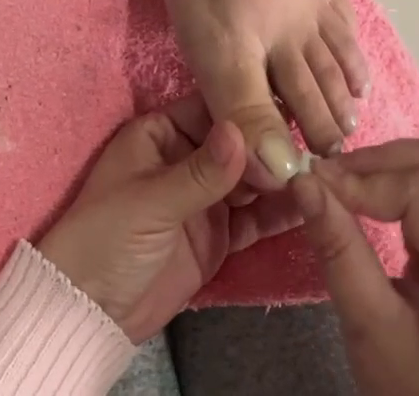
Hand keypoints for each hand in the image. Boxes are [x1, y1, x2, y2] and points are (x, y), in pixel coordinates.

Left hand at [37, 95, 301, 342]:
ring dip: (284, 179)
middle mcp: (186, 157)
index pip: (212, 109)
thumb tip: (244, 130)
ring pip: (253, 179)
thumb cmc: (106, 238)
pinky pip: (255, 218)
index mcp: (160, 133)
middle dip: (275, 146)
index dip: (250, 108)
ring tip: (328, 175)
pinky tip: (314, 206)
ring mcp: (205, 197)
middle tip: (322, 145)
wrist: (90, 311)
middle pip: (239, 144)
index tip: (295, 106)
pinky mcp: (218, 234)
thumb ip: (202, 172)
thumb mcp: (153, 201)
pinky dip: (281, 214)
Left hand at [110, 0, 370, 186]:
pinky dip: (348, 43)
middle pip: (320, 85)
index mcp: (265, 49)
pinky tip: (350, 51)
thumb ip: (239, 102)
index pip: (294, 113)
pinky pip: (339, 14)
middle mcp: (297, 23)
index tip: (316, 181)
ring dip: (344, 87)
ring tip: (355, 112)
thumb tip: (282, 169)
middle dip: (329, 124)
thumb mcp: (202, 38)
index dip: (305, 147)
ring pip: (333, 52)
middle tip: (344, 157)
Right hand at [290, 139, 418, 395]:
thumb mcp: (371, 326)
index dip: (361, 180)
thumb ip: (338, 250)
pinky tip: (371, 201)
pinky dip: (404, 184)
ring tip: (345, 187)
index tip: (311, 183)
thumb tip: (302, 182)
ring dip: (392, 167)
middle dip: (380, 161)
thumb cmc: (417, 393)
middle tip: (329, 179)